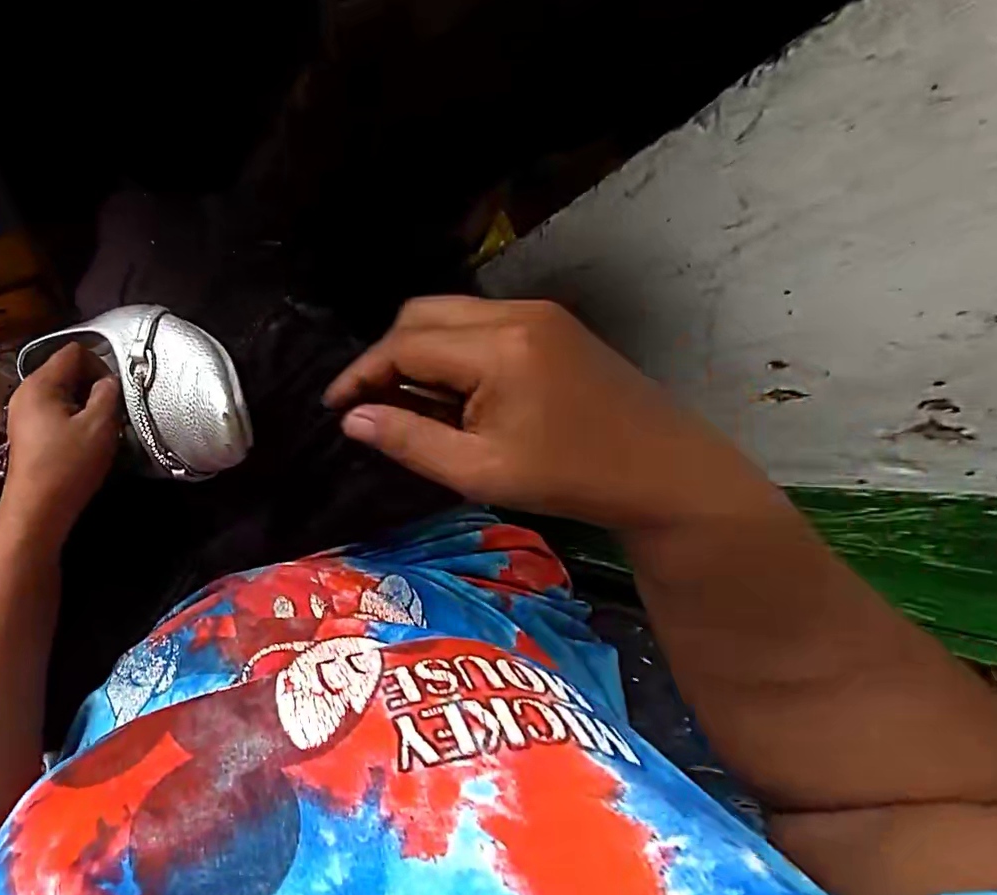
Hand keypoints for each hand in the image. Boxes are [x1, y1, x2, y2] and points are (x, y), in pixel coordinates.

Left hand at [0, 343, 122, 538]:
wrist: (37, 512)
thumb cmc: (67, 468)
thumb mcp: (99, 426)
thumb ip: (109, 394)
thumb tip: (110, 382)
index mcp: (39, 383)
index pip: (75, 352)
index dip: (101, 366)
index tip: (114, 394)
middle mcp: (25, 393)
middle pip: (67, 372)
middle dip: (93, 389)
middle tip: (110, 416)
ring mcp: (22, 415)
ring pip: (62, 396)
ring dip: (85, 409)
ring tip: (98, 433)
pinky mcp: (26, 436)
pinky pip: (54, 415)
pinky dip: (71, 423)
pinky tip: (82, 446)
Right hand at [324, 297, 781, 534]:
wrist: (663, 472)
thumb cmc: (567, 478)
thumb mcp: (475, 471)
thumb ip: (407, 440)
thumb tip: (351, 419)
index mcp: (497, 349)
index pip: (403, 345)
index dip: (359, 374)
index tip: (332, 407)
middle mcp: (515, 314)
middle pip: (420, 315)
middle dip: (382, 357)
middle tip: (366, 404)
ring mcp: (537, 314)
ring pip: (446, 315)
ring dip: (413, 352)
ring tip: (401, 402)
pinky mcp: (549, 325)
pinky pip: (475, 325)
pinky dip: (445, 352)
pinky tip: (445, 393)